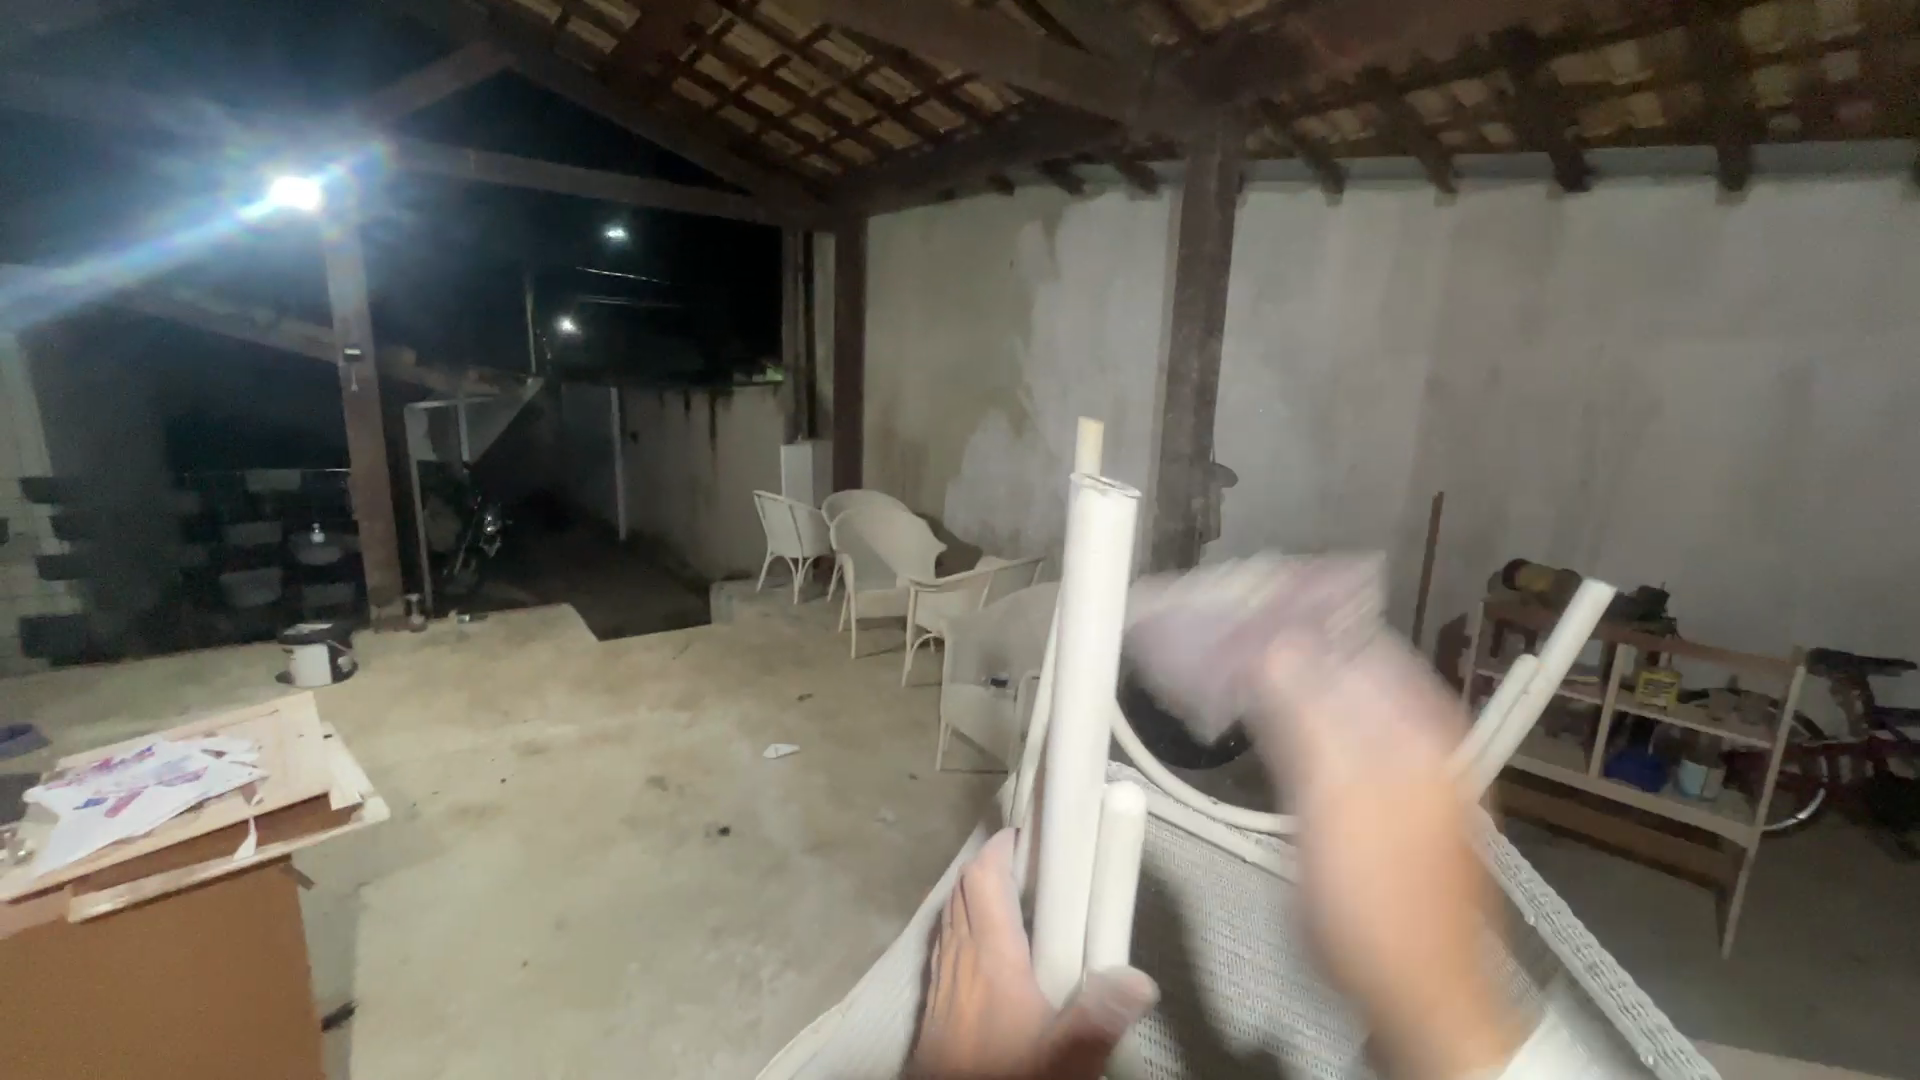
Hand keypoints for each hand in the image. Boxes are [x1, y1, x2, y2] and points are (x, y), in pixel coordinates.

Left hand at [910, 830, 1158, 1079]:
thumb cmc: (1004, 1076)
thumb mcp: (1063, 1059)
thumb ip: (1099, 1016)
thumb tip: (1139, 978)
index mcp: (989, 955)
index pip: (984, 878)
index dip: (1001, 848)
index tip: (1029, 836)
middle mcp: (959, 955)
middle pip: (963, 887)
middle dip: (991, 864)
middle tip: (1029, 865)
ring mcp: (940, 977)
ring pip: (950, 912)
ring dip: (974, 893)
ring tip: (1011, 898)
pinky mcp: (932, 1001)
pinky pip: (944, 942)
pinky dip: (961, 925)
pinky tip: (984, 948)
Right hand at [1257, 635, 1525, 1079]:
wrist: (1417, 992)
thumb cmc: (1379, 904)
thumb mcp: (1333, 802)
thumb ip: (1303, 717)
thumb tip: (1273, 649)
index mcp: (1418, 726)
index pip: (1352, 640)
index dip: (1295, 616)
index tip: (1240, 603)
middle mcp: (1419, 734)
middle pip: (1344, 664)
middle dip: (1284, 642)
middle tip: (1223, 630)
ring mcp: (1403, 765)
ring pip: (1336, 697)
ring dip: (1287, 677)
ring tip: (1231, 661)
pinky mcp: (1382, 794)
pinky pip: (1334, 731)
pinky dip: (1296, 714)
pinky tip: (1263, 713)